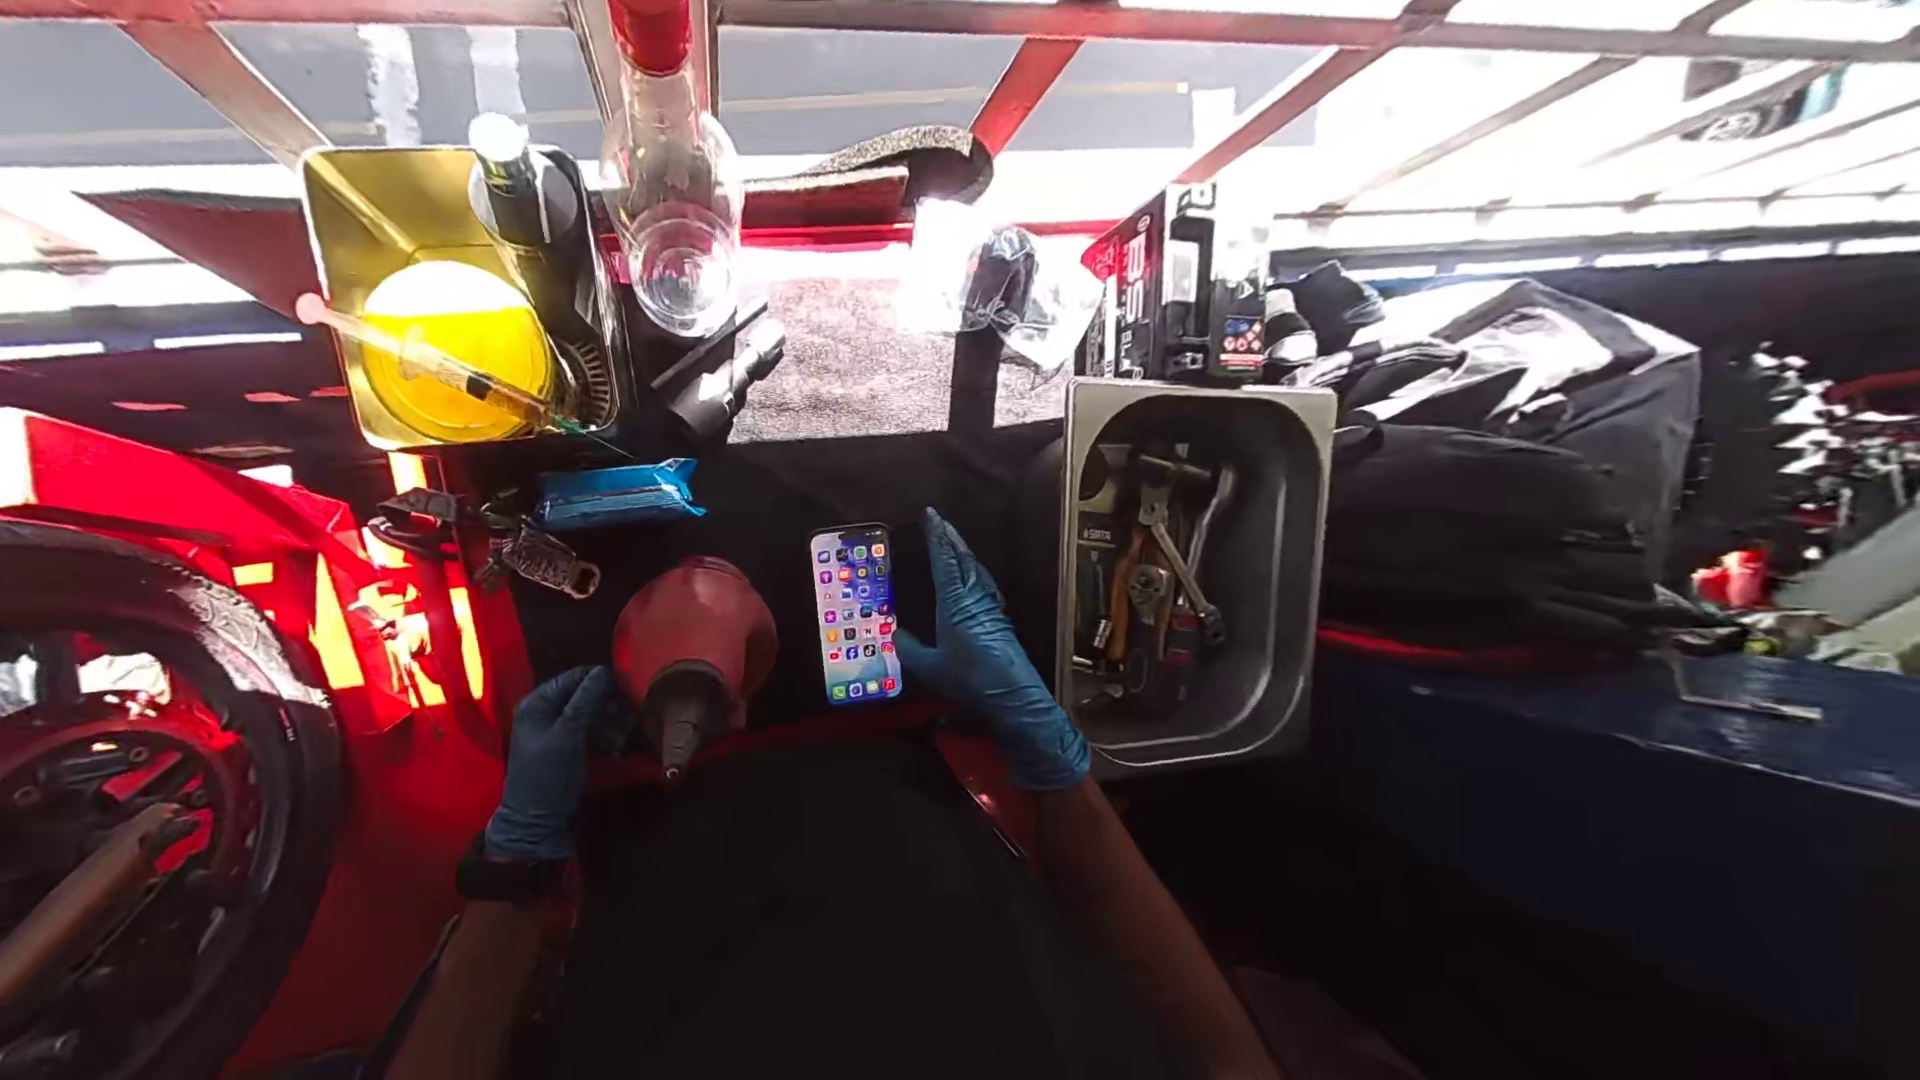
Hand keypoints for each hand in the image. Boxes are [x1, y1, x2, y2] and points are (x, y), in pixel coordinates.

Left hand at [485, 665, 619, 860]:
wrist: (537, 817)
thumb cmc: (547, 773)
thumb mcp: (568, 733)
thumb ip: (585, 700)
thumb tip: (603, 670)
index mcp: (537, 702)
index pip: (575, 677)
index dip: (601, 683)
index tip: (624, 695)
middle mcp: (546, 709)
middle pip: (587, 694)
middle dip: (609, 707)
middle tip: (626, 722)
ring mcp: (557, 726)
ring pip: (593, 711)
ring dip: (611, 723)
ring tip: (622, 740)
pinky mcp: (569, 741)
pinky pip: (592, 727)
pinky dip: (606, 734)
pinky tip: (616, 748)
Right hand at [894, 507, 1088, 790]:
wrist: (1014, 696)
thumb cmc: (970, 679)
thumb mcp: (929, 668)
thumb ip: (910, 648)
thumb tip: (896, 632)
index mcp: (956, 601)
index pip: (945, 559)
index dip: (937, 535)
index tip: (931, 514)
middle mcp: (975, 596)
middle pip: (964, 558)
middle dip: (951, 537)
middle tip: (939, 521)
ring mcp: (991, 605)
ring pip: (976, 568)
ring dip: (963, 552)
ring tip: (951, 543)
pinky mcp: (1000, 617)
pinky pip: (983, 583)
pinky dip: (972, 570)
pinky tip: (970, 576)